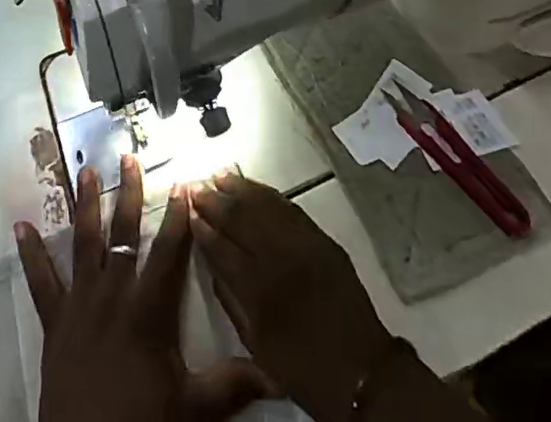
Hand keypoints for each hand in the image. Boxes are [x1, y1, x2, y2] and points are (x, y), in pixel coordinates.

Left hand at [16, 156, 270, 421]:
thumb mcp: (194, 408)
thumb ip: (232, 384)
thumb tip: (277, 373)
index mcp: (149, 311)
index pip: (169, 253)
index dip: (178, 218)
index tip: (182, 184)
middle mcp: (113, 295)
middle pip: (123, 234)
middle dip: (127, 194)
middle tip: (128, 159)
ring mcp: (80, 304)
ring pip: (83, 244)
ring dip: (84, 207)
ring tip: (84, 172)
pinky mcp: (54, 320)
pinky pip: (40, 281)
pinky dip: (30, 253)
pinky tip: (21, 226)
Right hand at [190, 172, 393, 419]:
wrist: (364, 373)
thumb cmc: (302, 365)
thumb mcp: (255, 341)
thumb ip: (228, 296)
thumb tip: (210, 259)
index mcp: (258, 289)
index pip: (219, 244)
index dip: (199, 224)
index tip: (185, 209)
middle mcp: (279, 259)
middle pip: (238, 217)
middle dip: (213, 200)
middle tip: (195, 187)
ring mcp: (304, 246)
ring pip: (263, 205)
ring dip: (239, 188)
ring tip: (219, 177)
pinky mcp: (323, 241)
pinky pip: (290, 207)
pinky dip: (267, 194)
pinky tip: (253, 188)